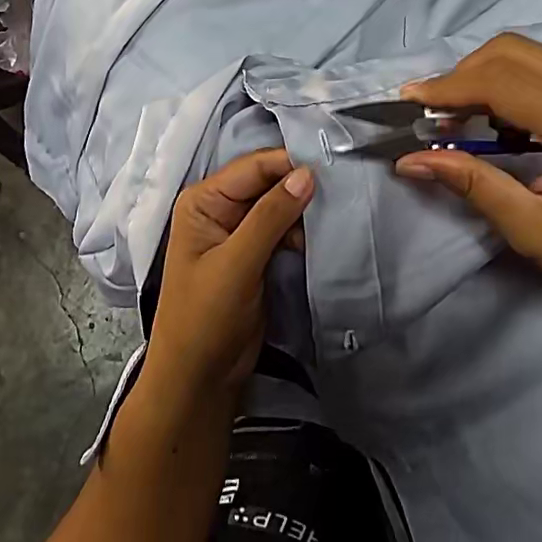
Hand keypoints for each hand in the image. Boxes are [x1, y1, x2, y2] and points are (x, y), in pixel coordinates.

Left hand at [146, 148, 313, 396]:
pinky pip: (282, 229)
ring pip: (278, 205)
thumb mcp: (237, 263)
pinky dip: (301, 231)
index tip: (331, 164)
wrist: (199, 377)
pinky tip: (322, 237)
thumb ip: (270, 217)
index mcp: (203, 200)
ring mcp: (237, 232)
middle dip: (299, 184)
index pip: (251, 167)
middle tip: (342, 186)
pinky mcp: (254, 255)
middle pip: (265, 182)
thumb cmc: (205, 317)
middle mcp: (219, 208)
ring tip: (337, 212)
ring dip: (304, 209)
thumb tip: (306, 174)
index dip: (288, 163)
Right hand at [395, 33, 541, 332]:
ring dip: (489, 74)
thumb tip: (410, 160)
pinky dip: (519, 79)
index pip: (504, 81)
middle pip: (515, 51)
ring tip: (465, 115)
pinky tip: (509, 116)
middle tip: (435, 114)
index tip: (407, 102)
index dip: (449, 87)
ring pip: (535, 52)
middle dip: (464, 75)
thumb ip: (473, 186)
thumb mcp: (538, 234)